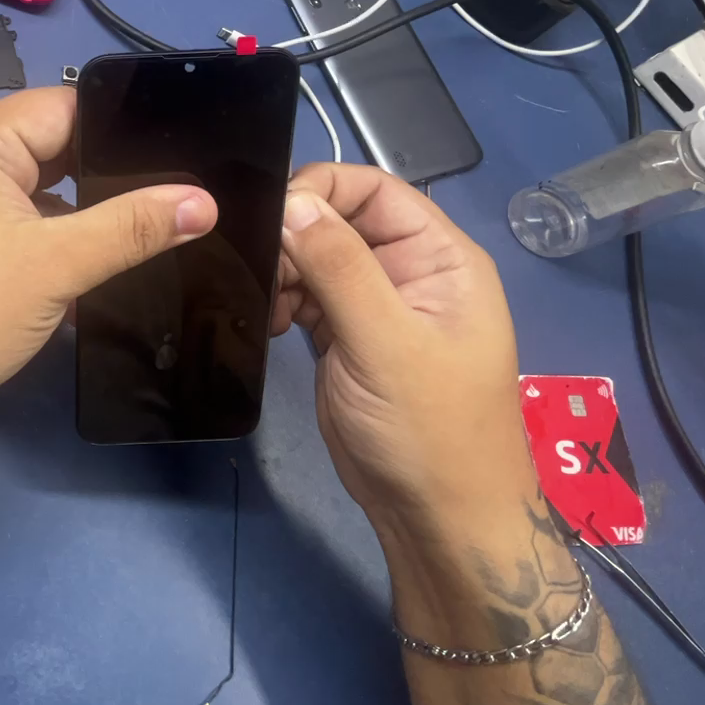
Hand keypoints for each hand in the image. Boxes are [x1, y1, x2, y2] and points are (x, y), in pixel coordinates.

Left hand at [0, 88, 216, 465]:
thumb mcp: (54, 267)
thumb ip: (130, 228)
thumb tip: (203, 201)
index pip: (67, 109)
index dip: (125, 131)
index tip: (180, 159)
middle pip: (53, 145)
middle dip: (107, 175)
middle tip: (173, 199)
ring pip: (36, 184)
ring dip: (78, 210)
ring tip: (143, 228)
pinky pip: (13, 213)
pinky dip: (48, 232)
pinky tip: (91, 257)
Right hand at [270, 164, 535, 531]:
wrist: (432, 515)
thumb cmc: (428, 427)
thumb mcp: (385, 342)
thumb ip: (339, 268)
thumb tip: (291, 202)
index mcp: (439, 258)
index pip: (374, 190)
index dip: (322, 189)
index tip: (273, 217)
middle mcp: (407, 270)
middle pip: (338, 220)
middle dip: (295, 237)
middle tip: (266, 274)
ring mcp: (375, 303)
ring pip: (314, 256)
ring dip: (284, 271)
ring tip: (270, 308)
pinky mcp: (345, 332)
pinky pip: (305, 292)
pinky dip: (282, 299)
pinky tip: (273, 323)